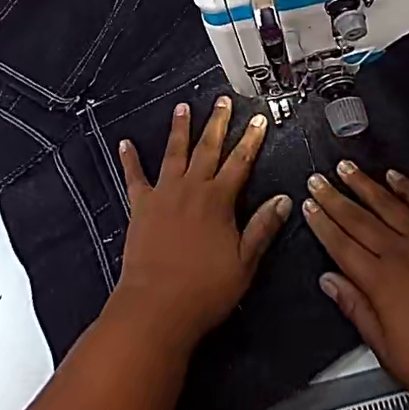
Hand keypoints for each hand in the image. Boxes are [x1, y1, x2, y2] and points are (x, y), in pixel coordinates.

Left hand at [111, 96, 291, 346]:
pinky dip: (130, 160)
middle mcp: (191, 189)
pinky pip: (134, 177)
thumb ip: (263, 227)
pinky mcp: (140, 207)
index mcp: (218, 200)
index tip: (259, 120)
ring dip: (180, 129)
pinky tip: (125, 144)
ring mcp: (164, 194)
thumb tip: (283, 200)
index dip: (252, 139)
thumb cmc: (203, 290)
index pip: (240, 161)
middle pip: (208, 148)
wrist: (157, 308)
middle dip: (218, 122)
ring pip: (174, 153)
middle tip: (223, 101)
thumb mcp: (244, 262)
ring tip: (183, 108)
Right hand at [302, 162, 408, 409]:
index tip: (309, 207)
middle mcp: (402, 255)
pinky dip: (408, 188)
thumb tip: (331, 284)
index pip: (341, 244)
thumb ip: (357, 310)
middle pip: (358, 218)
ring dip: (364, 184)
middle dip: (334, 197)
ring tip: (346, 168)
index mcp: (381, 282)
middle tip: (317, 180)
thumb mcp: (389, 352)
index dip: (322, 223)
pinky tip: (395, 177)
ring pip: (388, 204)